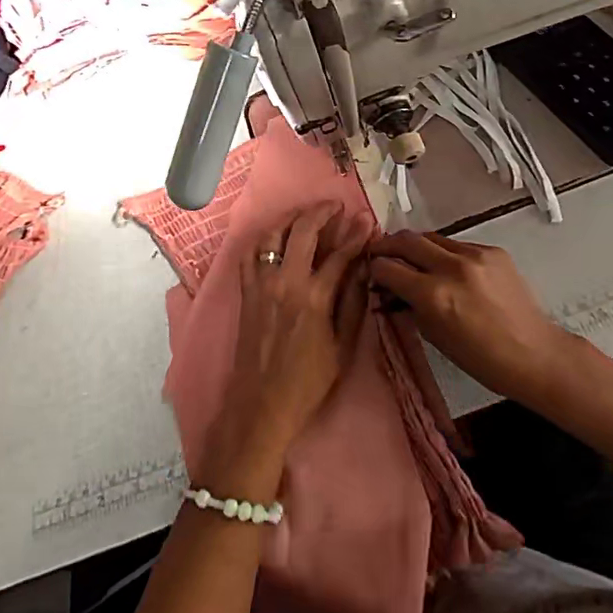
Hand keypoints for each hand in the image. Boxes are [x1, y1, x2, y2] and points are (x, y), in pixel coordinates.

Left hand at [206, 203, 370, 487]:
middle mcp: (284, 282)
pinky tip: (276, 238)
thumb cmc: (308, 383)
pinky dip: (265, 239)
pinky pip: (251, 254)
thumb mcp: (343, 348)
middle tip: (337, 206)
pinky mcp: (245, 293)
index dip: (356, 236)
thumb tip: (363, 270)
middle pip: (303, 232)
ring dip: (291, 219)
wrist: (261, 406)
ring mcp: (260, 285)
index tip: (367, 222)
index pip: (339, 254)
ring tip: (307, 215)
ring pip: (272, 236)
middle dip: (322, 213)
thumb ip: (354, 304)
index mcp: (314, 298)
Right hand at [368, 231, 587, 404]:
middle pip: (407, 240)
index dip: (375, 269)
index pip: (389, 267)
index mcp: (434, 294)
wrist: (533, 352)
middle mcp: (452, 267)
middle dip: (387, 245)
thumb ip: (410, 305)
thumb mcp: (434, 335)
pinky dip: (444, 253)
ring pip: (432, 237)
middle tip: (379, 253)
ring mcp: (475, 255)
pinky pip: (458, 244)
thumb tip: (391, 289)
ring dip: (416, 245)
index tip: (372, 273)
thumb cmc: (480, 358)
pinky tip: (446, 268)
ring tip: (410, 258)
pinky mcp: (493, 251)